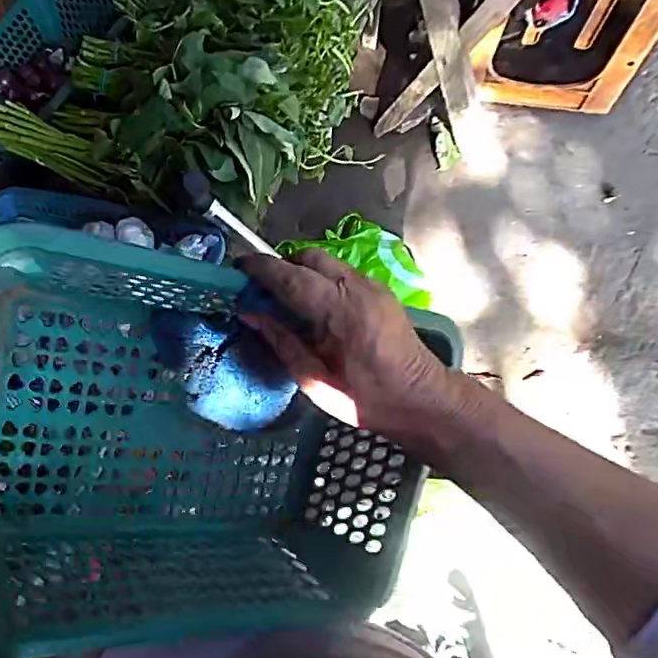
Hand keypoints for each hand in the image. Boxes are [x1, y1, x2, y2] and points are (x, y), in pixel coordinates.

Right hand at [240, 251, 476, 457]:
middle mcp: (358, 289)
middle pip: (308, 257)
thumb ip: (281, 341)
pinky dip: (316, 279)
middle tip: (258, 287)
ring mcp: (372, 286)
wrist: (420, 399)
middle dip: (279, 266)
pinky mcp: (378, 290)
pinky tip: (308, 304)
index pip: (291, 277)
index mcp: (341, 312)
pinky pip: (338, 273)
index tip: (237, 268)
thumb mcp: (312, 378)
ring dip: (297, 271)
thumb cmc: (364, 398)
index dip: (261, 270)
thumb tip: (250, 314)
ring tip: (280, 296)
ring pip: (324, 261)